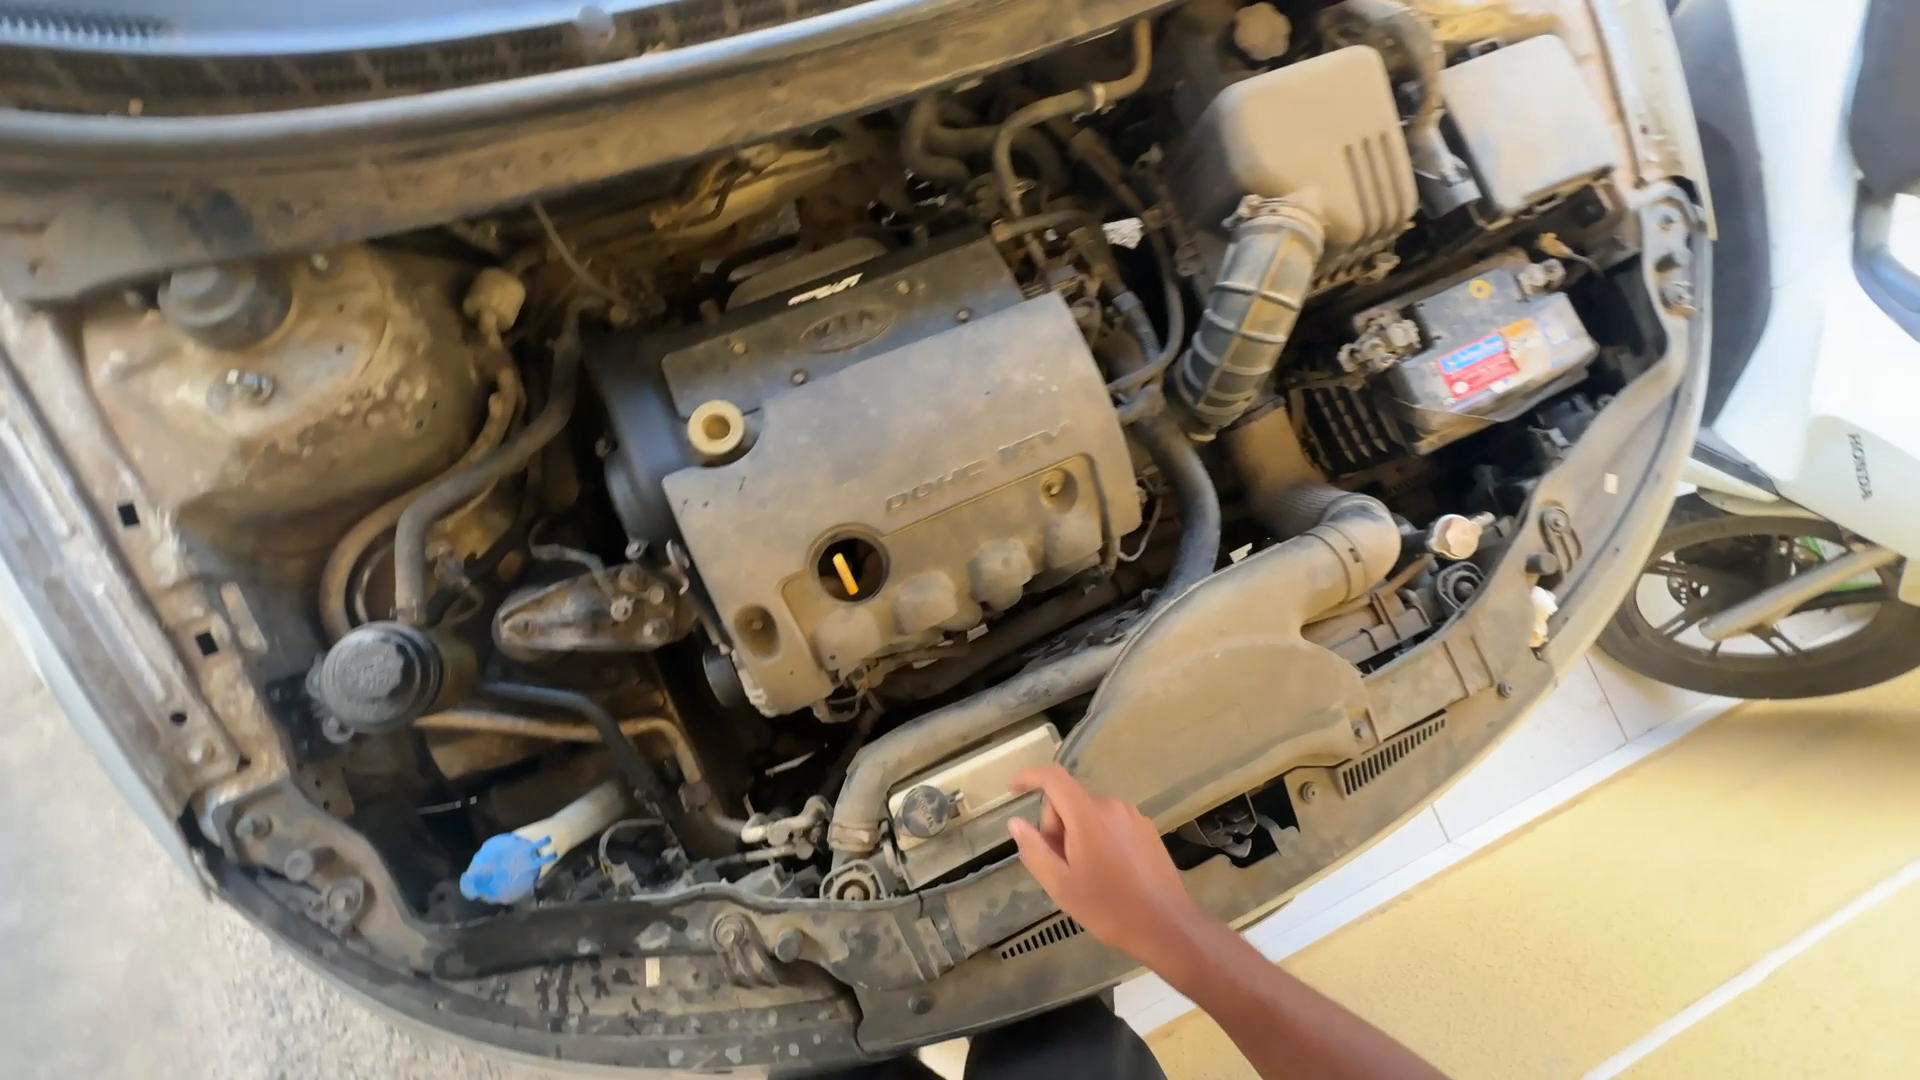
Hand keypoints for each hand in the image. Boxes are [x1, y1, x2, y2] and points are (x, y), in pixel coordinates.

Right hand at [1008, 765, 1205, 970]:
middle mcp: (1111, 806)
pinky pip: (1111, 821)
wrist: (1167, 926)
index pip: (1053, 778)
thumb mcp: (1060, 885)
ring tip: (1086, 873)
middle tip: (1061, 865)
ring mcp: (1132, 816)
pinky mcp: (1146, 828)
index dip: (1030, 777)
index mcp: (1087, 815)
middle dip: (1057, 826)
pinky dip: (1099, 836)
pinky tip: (1109, 872)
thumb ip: (1034, 849)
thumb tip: (1016, 822)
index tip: (1013, 790)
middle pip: (1070, 800)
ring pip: (1090, 812)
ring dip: (1078, 833)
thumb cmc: (1108, 908)